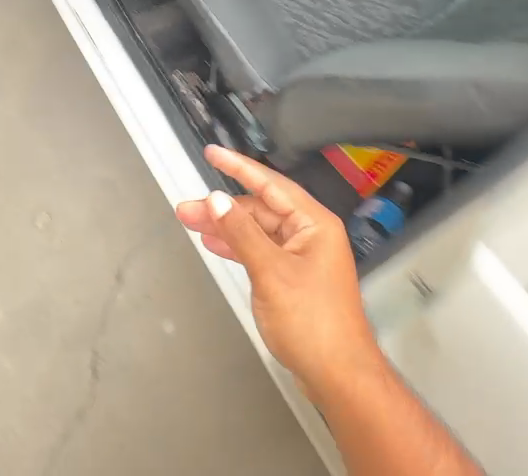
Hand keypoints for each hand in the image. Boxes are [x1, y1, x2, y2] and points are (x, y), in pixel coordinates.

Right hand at [175, 145, 380, 393]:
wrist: (339, 374)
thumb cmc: (313, 323)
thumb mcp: (270, 272)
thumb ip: (242, 233)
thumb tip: (218, 200)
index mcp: (314, 223)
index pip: (271, 184)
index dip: (239, 166)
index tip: (214, 153)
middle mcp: (311, 234)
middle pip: (262, 208)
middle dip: (224, 206)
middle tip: (188, 208)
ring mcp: (304, 256)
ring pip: (259, 230)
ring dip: (228, 227)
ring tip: (193, 223)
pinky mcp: (295, 278)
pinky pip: (263, 250)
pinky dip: (240, 247)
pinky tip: (218, 245)